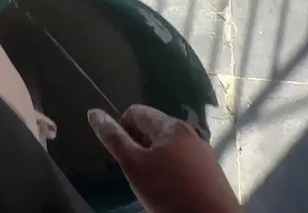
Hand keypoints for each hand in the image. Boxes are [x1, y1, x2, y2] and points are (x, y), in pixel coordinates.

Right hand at [88, 105, 240, 212]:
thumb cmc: (171, 194)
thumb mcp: (134, 166)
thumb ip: (113, 137)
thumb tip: (93, 112)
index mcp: (172, 126)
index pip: (135, 113)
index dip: (122, 130)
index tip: (124, 156)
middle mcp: (191, 134)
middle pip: (152, 130)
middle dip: (139, 148)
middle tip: (137, 172)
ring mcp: (206, 155)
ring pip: (168, 149)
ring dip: (156, 162)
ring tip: (155, 186)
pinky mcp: (214, 176)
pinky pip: (184, 164)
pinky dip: (173, 173)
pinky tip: (173, 193)